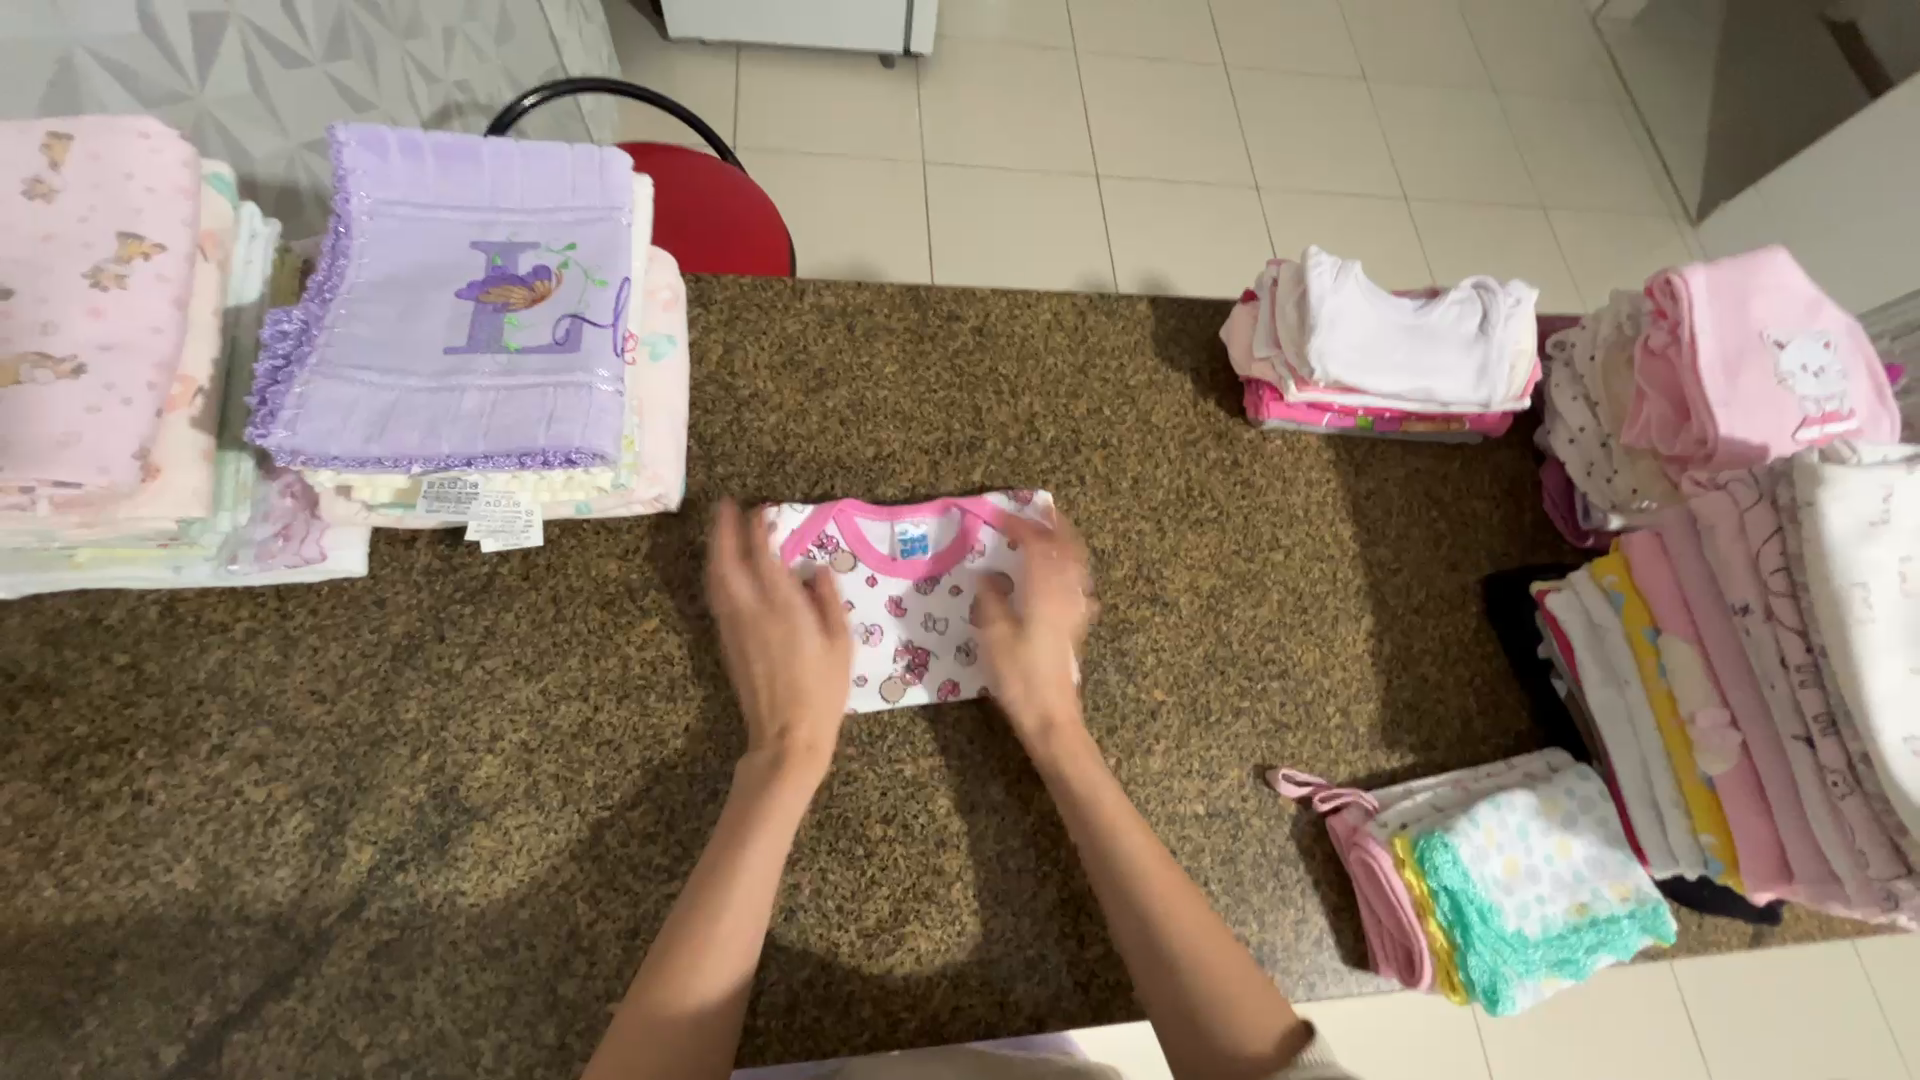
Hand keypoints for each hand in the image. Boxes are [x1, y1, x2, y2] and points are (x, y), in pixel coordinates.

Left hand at [705, 499, 853, 785]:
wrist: (787, 733)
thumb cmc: (823, 689)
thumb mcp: (840, 642)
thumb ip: (828, 600)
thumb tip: (817, 571)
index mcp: (783, 606)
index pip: (763, 555)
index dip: (758, 528)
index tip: (759, 509)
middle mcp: (750, 610)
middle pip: (726, 560)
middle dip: (722, 530)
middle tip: (723, 505)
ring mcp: (733, 626)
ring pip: (714, 579)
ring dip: (713, 550)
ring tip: (718, 530)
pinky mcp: (725, 642)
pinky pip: (715, 597)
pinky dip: (715, 574)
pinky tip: (721, 569)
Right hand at [974, 510, 1096, 756]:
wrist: (1051, 716)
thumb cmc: (1019, 676)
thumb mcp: (993, 635)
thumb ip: (991, 599)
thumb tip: (988, 575)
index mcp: (1044, 590)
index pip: (1036, 545)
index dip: (1020, 526)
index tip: (1001, 517)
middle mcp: (1066, 593)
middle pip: (1067, 547)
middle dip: (1054, 525)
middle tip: (1038, 511)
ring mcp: (1076, 610)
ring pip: (1078, 564)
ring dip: (1066, 543)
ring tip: (1053, 533)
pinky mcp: (1078, 626)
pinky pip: (1080, 585)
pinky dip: (1072, 570)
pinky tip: (1065, 577)